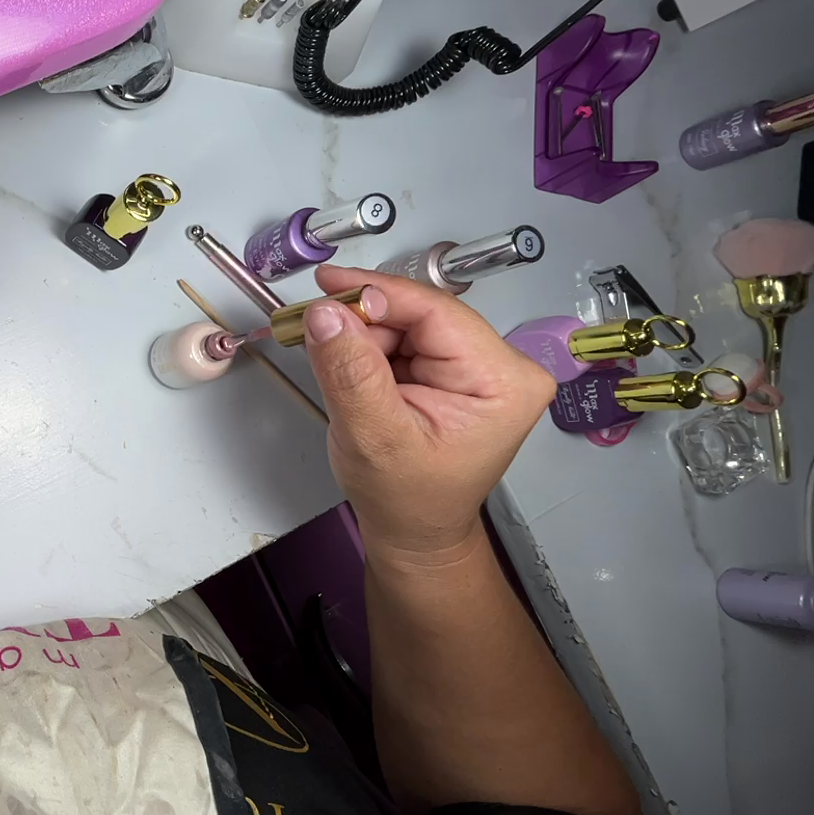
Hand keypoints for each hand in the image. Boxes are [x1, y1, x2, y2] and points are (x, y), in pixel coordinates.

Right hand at [299, 265, 555, 560]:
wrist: (412, 529)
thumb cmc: (402, 495)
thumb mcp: (371, 434)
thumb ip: (349, 371)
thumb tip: (324, 312)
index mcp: (501, 380)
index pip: (436, 313)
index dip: (377, 293)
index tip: (324, 285)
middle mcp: (500, 367)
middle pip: (419, 315)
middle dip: (363, 321)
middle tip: (312, 328)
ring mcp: (476, 368)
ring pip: (405, 326)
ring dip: (361, 338)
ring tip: (332, 366)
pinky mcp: (452, 373)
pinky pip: (402, 341)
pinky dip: (366, 349)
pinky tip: (349, 371)